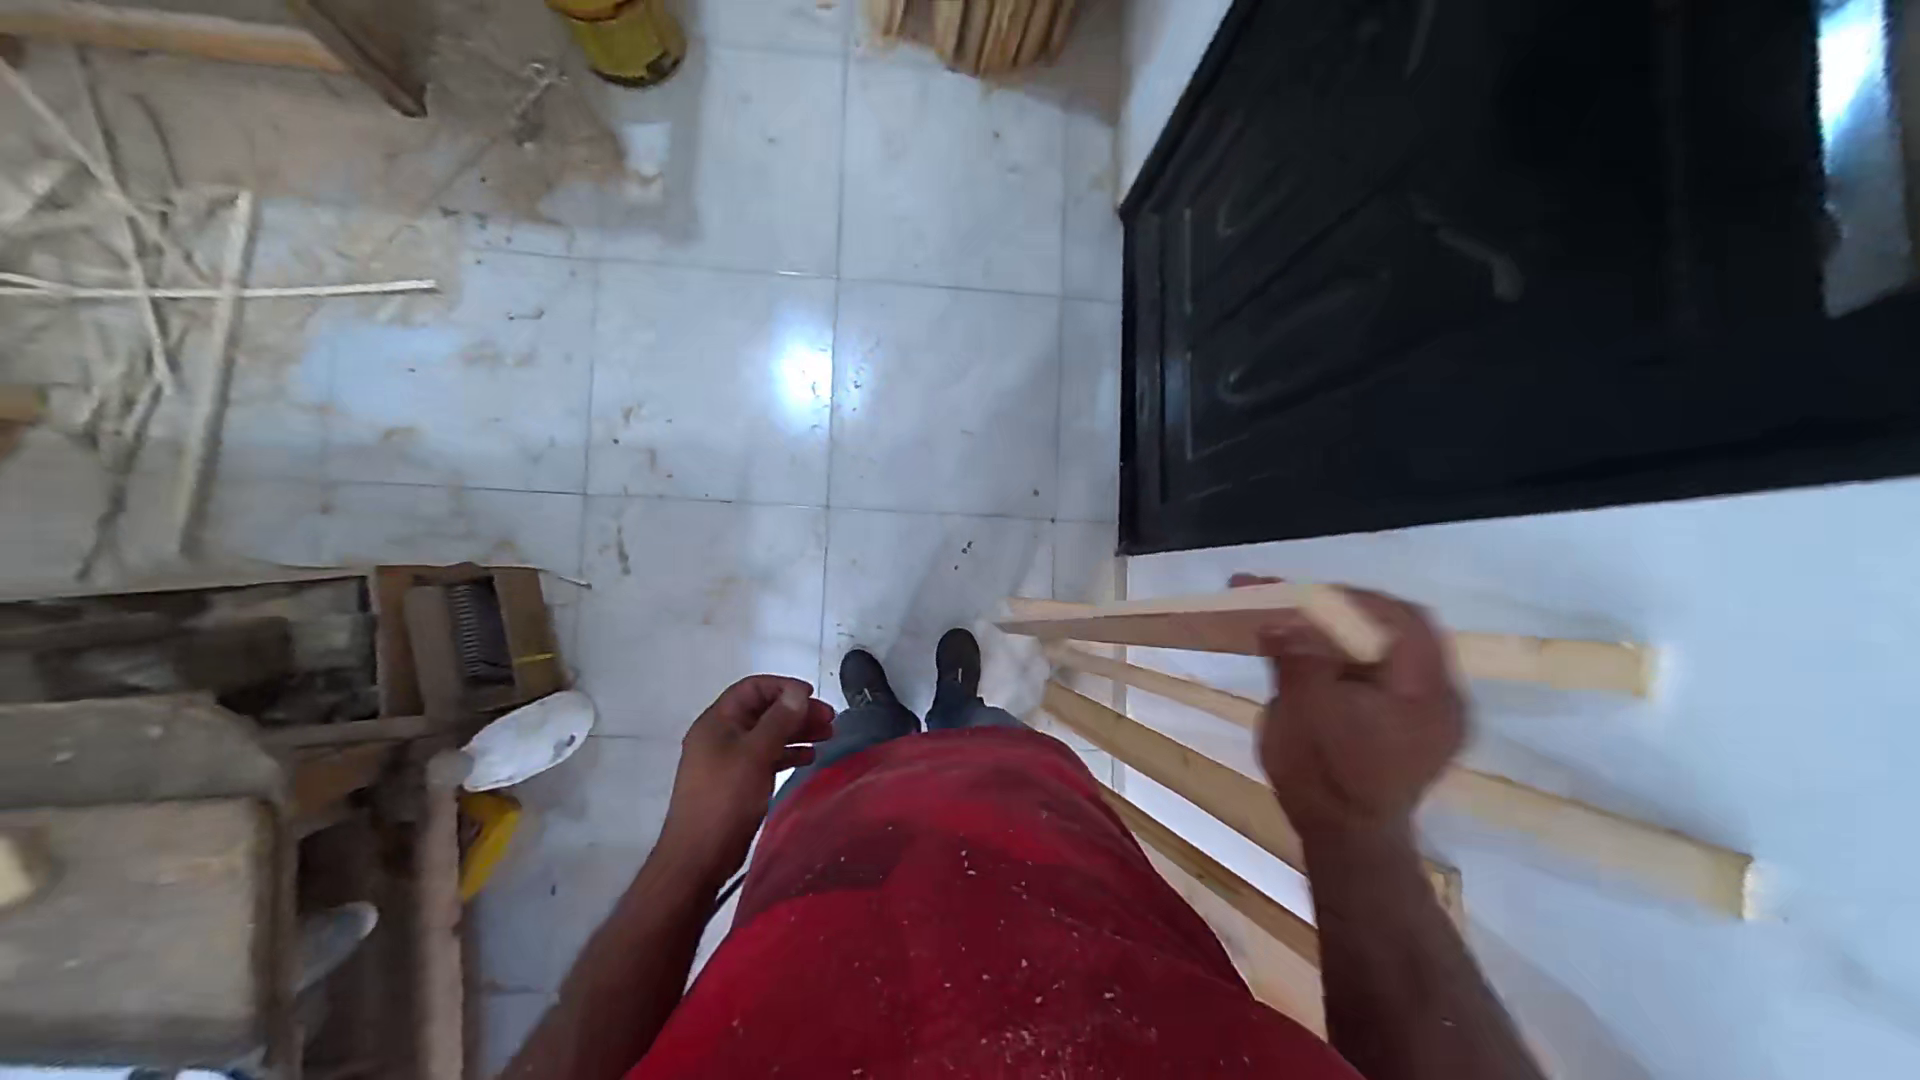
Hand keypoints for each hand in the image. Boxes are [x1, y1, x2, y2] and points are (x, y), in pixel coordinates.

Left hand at [657, 676, 835, 887]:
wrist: (698, 858)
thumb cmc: (725, 799)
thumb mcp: (755, 754)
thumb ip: (779, 720)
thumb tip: (798, 692)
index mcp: (717, 721)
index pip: (752, 688)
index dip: (783, 686)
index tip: (813, 695)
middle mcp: (721, 734)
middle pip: (764, 710)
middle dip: (797, 711)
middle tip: (829, 719)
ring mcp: (728, 759)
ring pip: (768, 734)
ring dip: (797, 731)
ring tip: (828, 735)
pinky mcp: (736, 781)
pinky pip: (766, 756)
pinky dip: (788, 752)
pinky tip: (809, 758)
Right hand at [1235, 576, 1466, 842]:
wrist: (1345, 840)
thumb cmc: (1324, 776)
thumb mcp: (1302, 708)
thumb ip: (1296, 654)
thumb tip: (1278, 617)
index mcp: (1426, 693)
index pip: (1399, 618)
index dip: (1349, 598)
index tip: (1299, 592)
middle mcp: (1443, 697)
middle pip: (1400, 627)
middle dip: (1345, 609)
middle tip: (1298, 601)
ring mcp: (1431, 712)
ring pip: (1392, 648)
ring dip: (1346, 629)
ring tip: (1301, 621)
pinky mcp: (1412, 724)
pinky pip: (1386, 671)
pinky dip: (1350, 654)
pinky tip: (1318, 655)